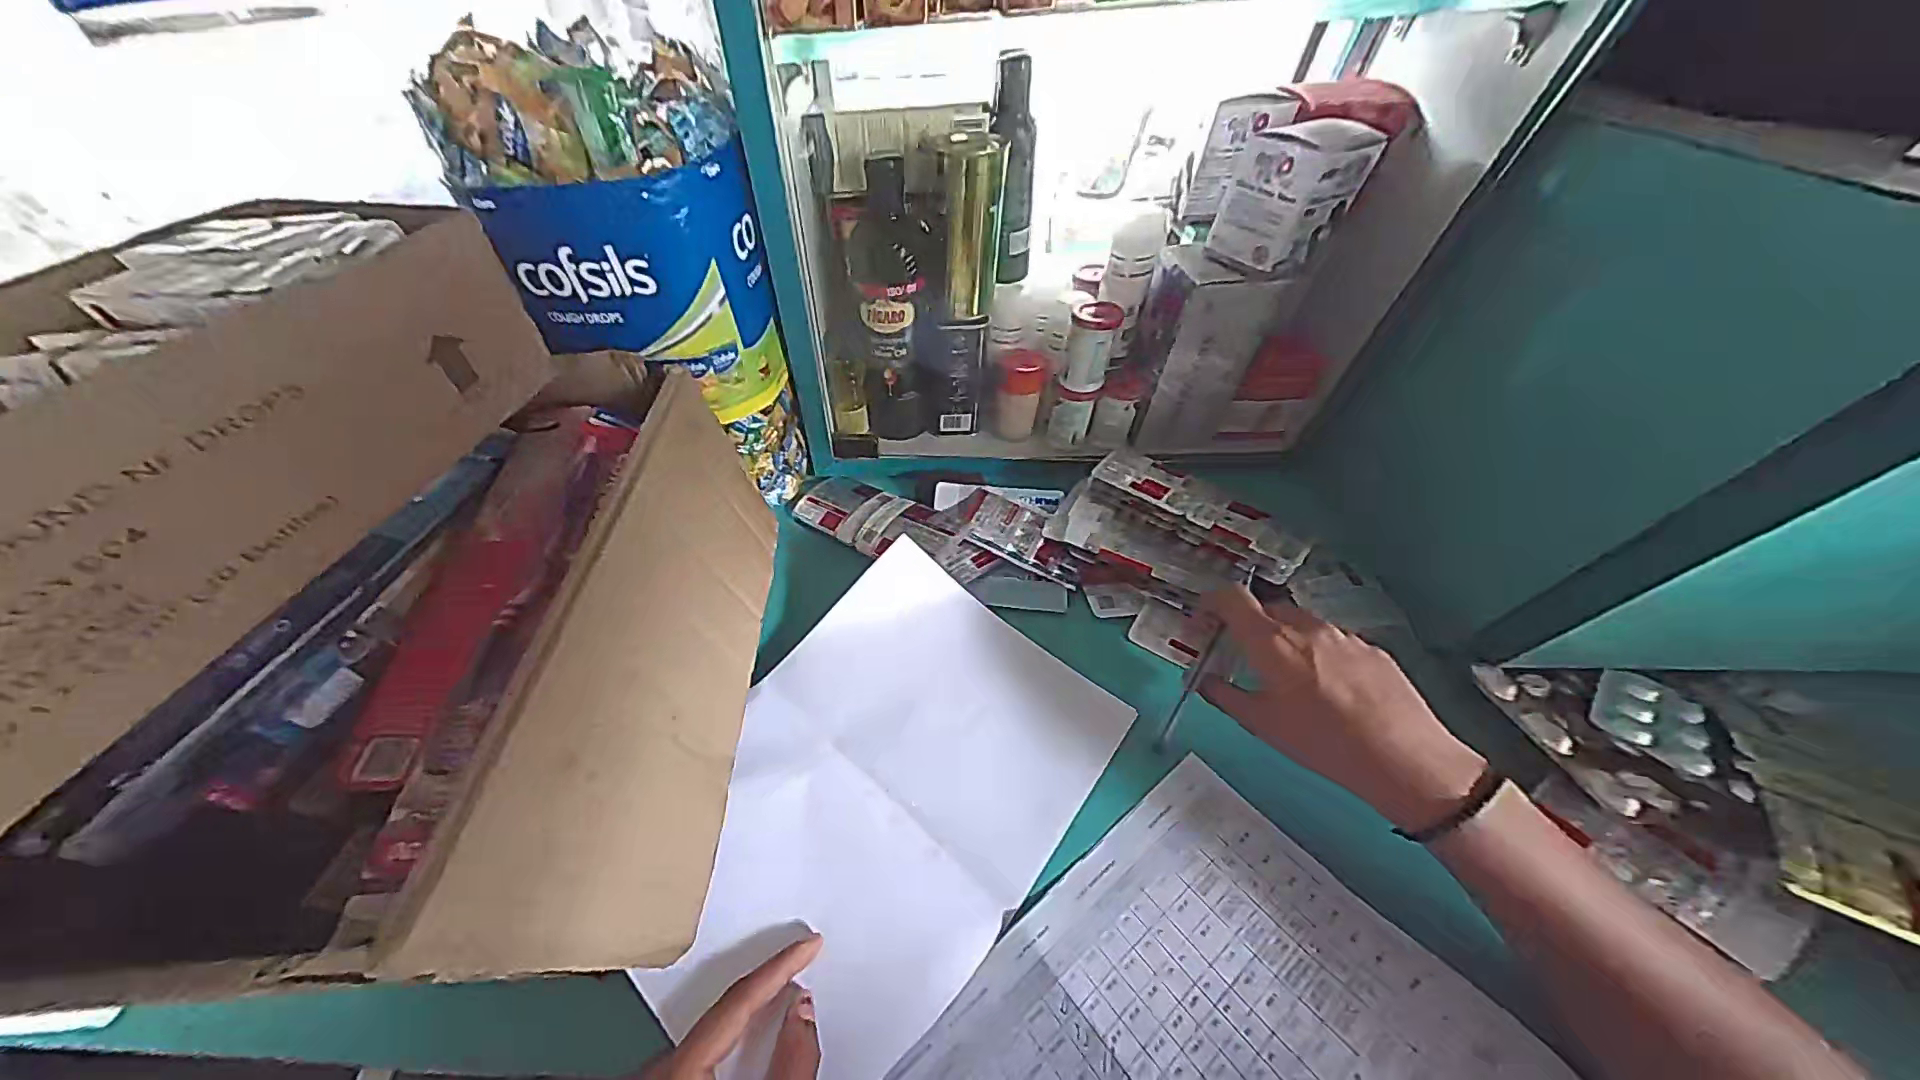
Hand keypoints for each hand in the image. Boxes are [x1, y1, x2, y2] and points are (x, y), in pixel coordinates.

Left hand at [645, 934, 823, 1079]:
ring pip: (708, 1027)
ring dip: (746, 1008)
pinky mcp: (658, 1079)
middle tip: (799, 958)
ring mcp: (654, 1074)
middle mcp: (658, 1067)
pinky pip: (696, 1045)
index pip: (740, 998)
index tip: (810, 944)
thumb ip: (789, 1062)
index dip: (781, 966)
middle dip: (765, 983)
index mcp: (680, 1068)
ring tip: (779, 985)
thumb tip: (805, 1010)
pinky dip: (726, 1031)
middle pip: (723, 1008)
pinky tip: (745, 1028)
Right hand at [1197, 588, 1484, 831]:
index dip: (1211, 602)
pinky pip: (1331, 641)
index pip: (1231, 597)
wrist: (1404, 758)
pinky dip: (1316, 654)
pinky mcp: (1371, 649)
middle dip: (1247, 627)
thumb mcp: (1261, 724)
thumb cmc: (1323, 742)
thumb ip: (1224, 694)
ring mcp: (1342, 635)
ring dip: (1283, 640)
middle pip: (1265, 610)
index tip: (1204, 619)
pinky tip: (1328, 690)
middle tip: (1242, 657)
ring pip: (1300, 625)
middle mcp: (1305, 627)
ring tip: (1288, 680)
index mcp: (1271, 641)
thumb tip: (1204, 681)